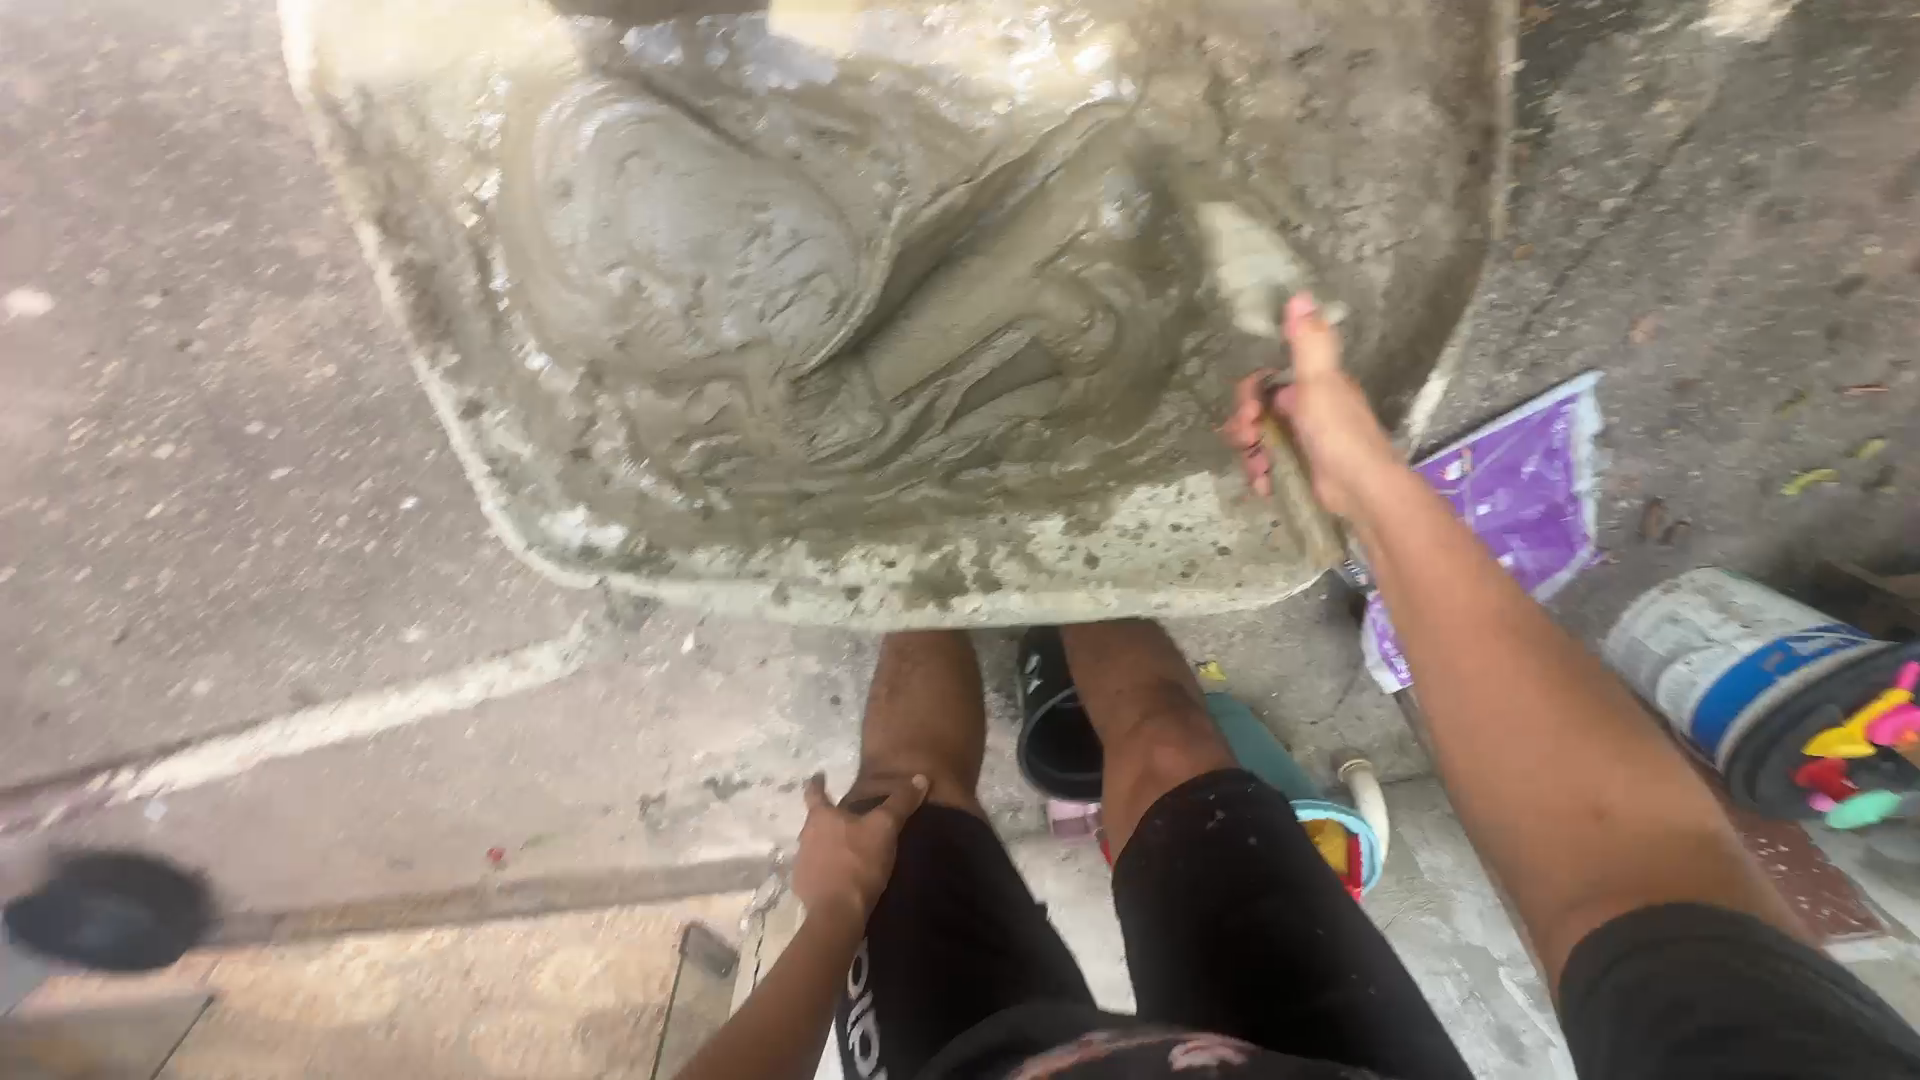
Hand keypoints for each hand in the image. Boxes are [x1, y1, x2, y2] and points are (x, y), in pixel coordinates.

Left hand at [791, 773, 927, 926]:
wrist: (838, 913)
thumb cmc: (858, 863)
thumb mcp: (885, 828)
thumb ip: (901, 803)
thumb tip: (920, 777)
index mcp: (821, 817)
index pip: (814, 793)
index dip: (816, 783)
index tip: (818, 776)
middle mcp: (805, 836)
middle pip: (816, 821)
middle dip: (829, 818)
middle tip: (847, 816)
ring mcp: (802, 864)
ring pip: (815, 846)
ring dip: (828, 844)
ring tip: (846, 847)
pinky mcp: (804, 889)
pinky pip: (816, 872)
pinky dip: (827, 870)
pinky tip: (840, 876)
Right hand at [1221, 293, 1402, 520]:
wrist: (1360, 490)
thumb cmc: (1340, 433)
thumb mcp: (1321, 383)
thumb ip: (1308, 343)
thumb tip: (1299, 294)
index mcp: (1311, 387)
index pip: (1263, 383)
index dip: (1248, 396)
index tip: (1248, 412)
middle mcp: (1305, 411)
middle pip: (1254, 415)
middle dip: (1243, 429)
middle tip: (1248, 442)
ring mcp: (1301, 442)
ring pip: (1256, 443)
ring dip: (1250, 456)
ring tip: (1260, 470)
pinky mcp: (1297, 470)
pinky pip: (1266, 467)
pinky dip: (1262, 476)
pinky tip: (1267, 484)